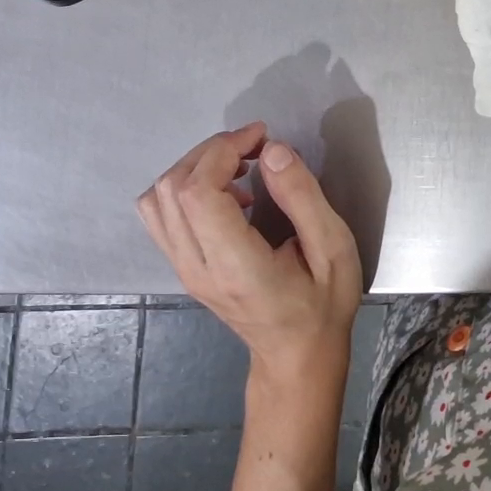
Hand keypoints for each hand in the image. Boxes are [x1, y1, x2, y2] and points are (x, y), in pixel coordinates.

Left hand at [137, 123, 361, 378]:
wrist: (297, 354)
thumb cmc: (323, 303)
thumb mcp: (334, 247)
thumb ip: (302, 197)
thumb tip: (273, 150)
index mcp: (235, 265)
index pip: (197, 194)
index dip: (222, 151)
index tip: (262, 135)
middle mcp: (197, 266)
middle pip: (170, 190)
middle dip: (211, 151)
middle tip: (257, 144)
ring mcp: (184, 269)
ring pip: (157, 201)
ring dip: (196, 167)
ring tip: (241, 164)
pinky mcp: (185, 266)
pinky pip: (163, 216)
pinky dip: (189, 187)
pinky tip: (230, 191)